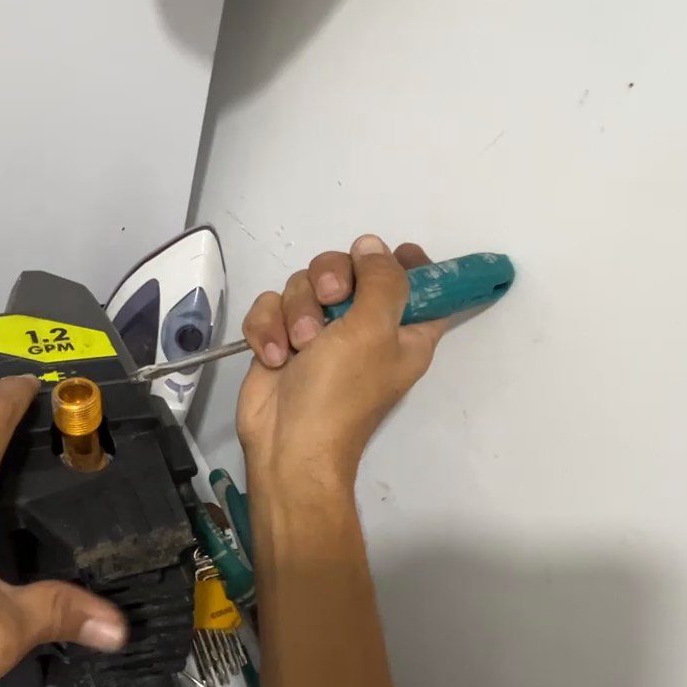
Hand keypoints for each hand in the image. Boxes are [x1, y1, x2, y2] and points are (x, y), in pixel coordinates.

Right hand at [237, 235, 446, 487]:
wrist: (287, 440)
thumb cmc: (341, 391)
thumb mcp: (375, 330)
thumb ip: (382, 280)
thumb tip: (372, 246)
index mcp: (402, 328)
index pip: (419, 282)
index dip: (408, 262)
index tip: (393, 255)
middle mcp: (362, 325)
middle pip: (346, 268)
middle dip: (330, 279)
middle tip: (331, 299)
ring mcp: (318, 331)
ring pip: (302, 285)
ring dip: (296, 312)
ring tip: (299, 346)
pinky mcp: (280, 338)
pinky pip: (270, 306)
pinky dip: (267, 328)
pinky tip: (273, 356)